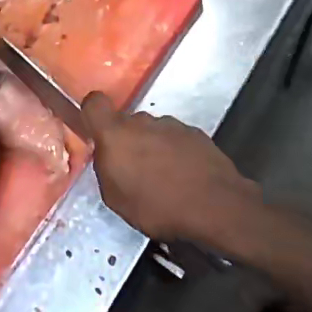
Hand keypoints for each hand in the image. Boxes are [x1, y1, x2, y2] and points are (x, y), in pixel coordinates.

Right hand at [85, 93, 259, 245]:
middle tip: (133, 169)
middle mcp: (142, 122)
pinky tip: (186, 179)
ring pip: (153, 131)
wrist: (218, 209)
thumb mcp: (115, 198)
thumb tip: (109, 158)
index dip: (93, 112)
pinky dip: (177, 154)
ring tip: (164, 178)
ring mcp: (173, 126)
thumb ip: (106, 170)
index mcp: (115, 134)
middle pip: (127, 122)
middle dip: (127, 141)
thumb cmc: (158, 206)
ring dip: (153, 148)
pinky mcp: (198, 135)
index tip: (97, 130)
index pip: (94, 103)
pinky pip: (177, 140)